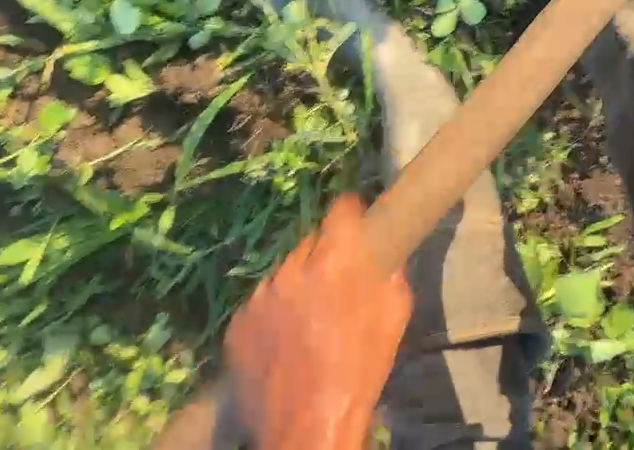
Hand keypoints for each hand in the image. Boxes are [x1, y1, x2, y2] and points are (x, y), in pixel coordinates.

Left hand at [223, 196, 409, 449]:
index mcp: (334, 260)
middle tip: (336, 282)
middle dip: (324, 254)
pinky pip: (261, 303)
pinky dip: (274, 313)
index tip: (358, 223)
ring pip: (284, 272)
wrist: (309, 427)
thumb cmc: (360, 370)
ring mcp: (261, 295)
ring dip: (298, 284)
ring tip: (308, 318)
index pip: (340, 207)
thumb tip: (385, 255)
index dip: (351, 212)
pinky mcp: (238, 323)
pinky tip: (286, 339)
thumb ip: (390, 274)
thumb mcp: (395, 316)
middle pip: (310, 241)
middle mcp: (293, 268)